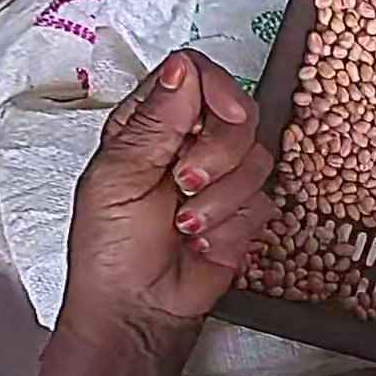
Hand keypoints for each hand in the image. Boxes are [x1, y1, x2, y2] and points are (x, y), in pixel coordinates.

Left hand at [63, 50, 277, 339]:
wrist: (141, 306)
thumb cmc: (112, 245)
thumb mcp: (118, 177)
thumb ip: (155, 122)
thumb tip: (184, 68)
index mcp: (151, 124)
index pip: (196, 75)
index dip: (218, 88)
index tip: (226, 114)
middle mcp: (192, 144)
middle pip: (240, 115)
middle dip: (219, 152)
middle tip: (185, 182)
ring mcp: (224, 179)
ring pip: (257, 161)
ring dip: (220, 199)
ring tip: (186, 225)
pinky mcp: (247, 213)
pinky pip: (263, 203)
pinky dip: (232, 227)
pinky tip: (203, 242)